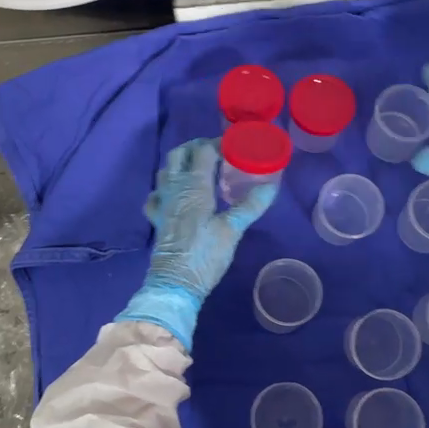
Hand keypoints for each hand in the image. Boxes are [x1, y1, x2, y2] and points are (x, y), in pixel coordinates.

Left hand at [115, 138, 276, 347]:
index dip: (219, 143)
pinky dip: (166, 188)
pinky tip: (175, 195)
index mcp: (194, 185)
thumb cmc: (205, 255)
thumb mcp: (233, 230)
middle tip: (216, 152)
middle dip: (196, 147)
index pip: (203, 151)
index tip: (235, 145)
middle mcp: (174, 188)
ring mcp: (162, 203)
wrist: (175, 284)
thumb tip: (271, 185)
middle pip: (179, 154)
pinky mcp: (157, 218)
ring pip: (166, 170)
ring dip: (181, 163)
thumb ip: (250, 205)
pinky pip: (157, 194)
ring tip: (199, 169)